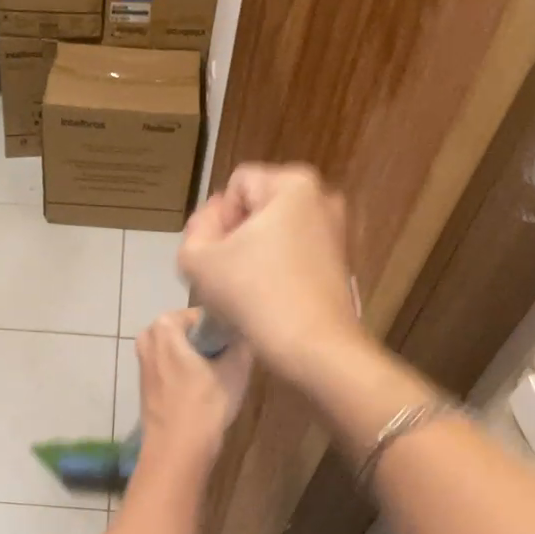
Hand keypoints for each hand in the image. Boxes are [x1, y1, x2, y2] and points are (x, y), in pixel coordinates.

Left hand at [137, 308, 251, 464]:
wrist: (177, 450)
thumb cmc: (206, 405)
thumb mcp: (236, 370)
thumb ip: (242, 343)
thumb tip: (246, 332)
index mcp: (164, 327)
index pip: (202, 314)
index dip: (222, 327)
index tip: (237, 344)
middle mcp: (147, 338)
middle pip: (187, 330)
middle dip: (207, 341)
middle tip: (230, 358)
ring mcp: (142, 361)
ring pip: (178, 349)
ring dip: (197, 356)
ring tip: (219, 374)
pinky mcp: (144, 382)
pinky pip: (170, 365)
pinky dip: (185, 370)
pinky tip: (202, 388)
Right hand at [177, 163, 366, 382]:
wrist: (314, 348)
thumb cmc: (254, 297)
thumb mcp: (198, 260)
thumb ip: (195, 230)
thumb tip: (213, 224)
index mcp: (292, 184)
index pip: (236, 186)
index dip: (216, 219)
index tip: (216, 256)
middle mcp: (321, 198)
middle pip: (257, 206)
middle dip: (234, 235)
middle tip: (222, 273)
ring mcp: (335, 230)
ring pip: (274, 231)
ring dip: (252, 253)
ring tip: (241, 288)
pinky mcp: (339, 261)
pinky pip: (293, 252)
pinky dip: (275, 268)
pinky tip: (264, 297)